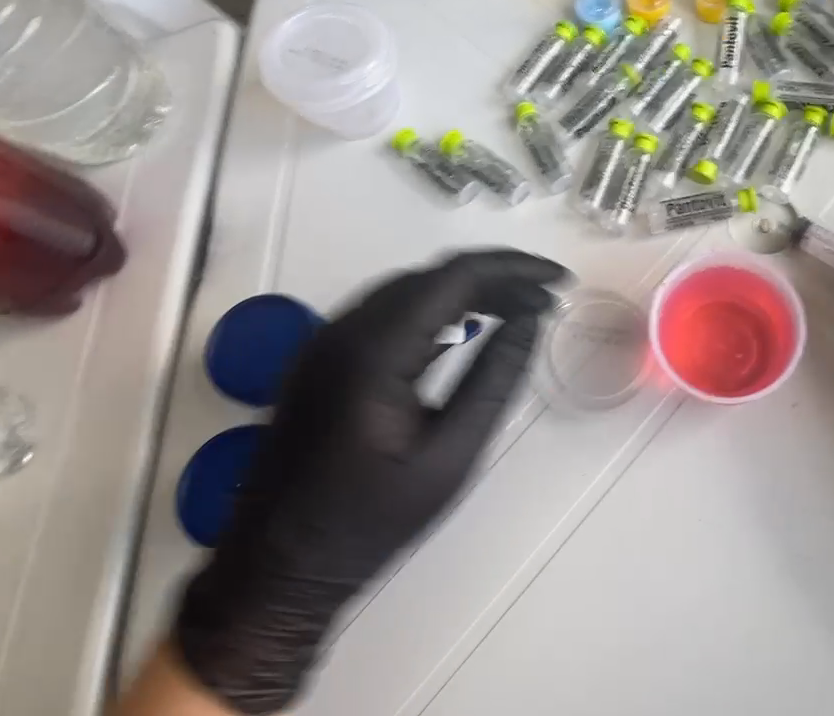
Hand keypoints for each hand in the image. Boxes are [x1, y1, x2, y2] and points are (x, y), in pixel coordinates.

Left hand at [174, 250, 568, 714]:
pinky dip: (431, 310)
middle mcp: (344, 328)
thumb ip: (494, 379)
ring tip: (515, 308)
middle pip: (431, 275)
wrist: (276, 566)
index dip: (514, 268)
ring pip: (407, 288)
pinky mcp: (319, 356)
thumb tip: (530, 320)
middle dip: (494, 277)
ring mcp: (325, 340)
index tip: (557, 281)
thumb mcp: (451, 455)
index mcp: (376, 350)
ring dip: (463, 290)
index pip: (456, 276)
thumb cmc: (372, 521)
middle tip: (542, 299)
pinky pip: (384, 312)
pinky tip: (462, 329)